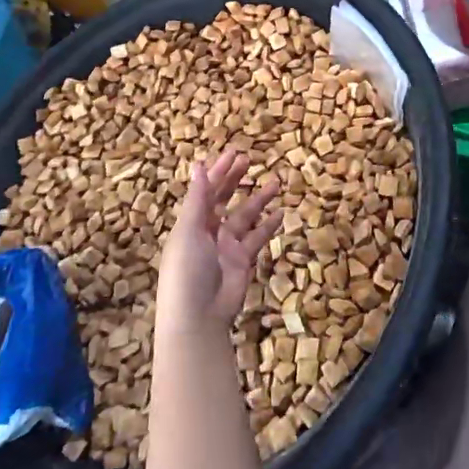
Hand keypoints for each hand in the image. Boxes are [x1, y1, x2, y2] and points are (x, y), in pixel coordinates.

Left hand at [158, 148, 281, 336]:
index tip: (234, 152)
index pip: (205, 190)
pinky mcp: (242, 260)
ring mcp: (226, 246)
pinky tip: (282, 212)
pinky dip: (268, 225)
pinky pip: (257, 237)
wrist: (198, 316)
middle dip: (236, 180)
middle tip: (251, 160)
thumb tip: (198, 164)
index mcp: (191, 222)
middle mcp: (208, 231)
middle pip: (224, 199)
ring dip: (259, 199)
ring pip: (245, 216)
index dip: (218, 171)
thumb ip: (198, 198)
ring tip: (277, 181)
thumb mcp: (189, 230)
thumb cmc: (187, 269)